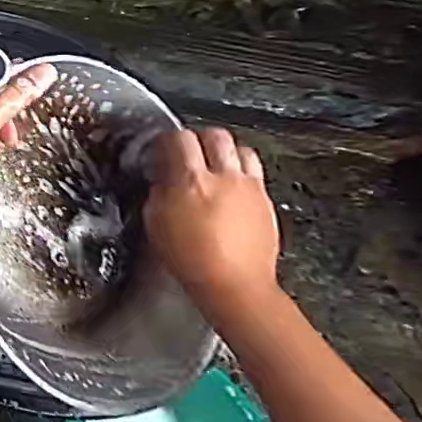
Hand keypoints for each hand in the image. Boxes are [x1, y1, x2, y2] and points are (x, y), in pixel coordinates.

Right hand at [145, 127, 280, 313]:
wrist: (234, 286)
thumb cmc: (193, 260)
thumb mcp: (156, 222)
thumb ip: (158, 192)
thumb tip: (161, 179)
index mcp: (190, 180)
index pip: (179, 138)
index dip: (167, 139)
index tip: (161, 147)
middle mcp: (223, 178)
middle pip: (214, 135)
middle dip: (198, 138)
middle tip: (188, 149)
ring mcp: (248, 188)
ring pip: (240, 148)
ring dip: (224, 151)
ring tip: (214, 163)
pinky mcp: (265, 201)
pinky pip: (255, 172)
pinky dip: (241, 171)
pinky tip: (231, 186)